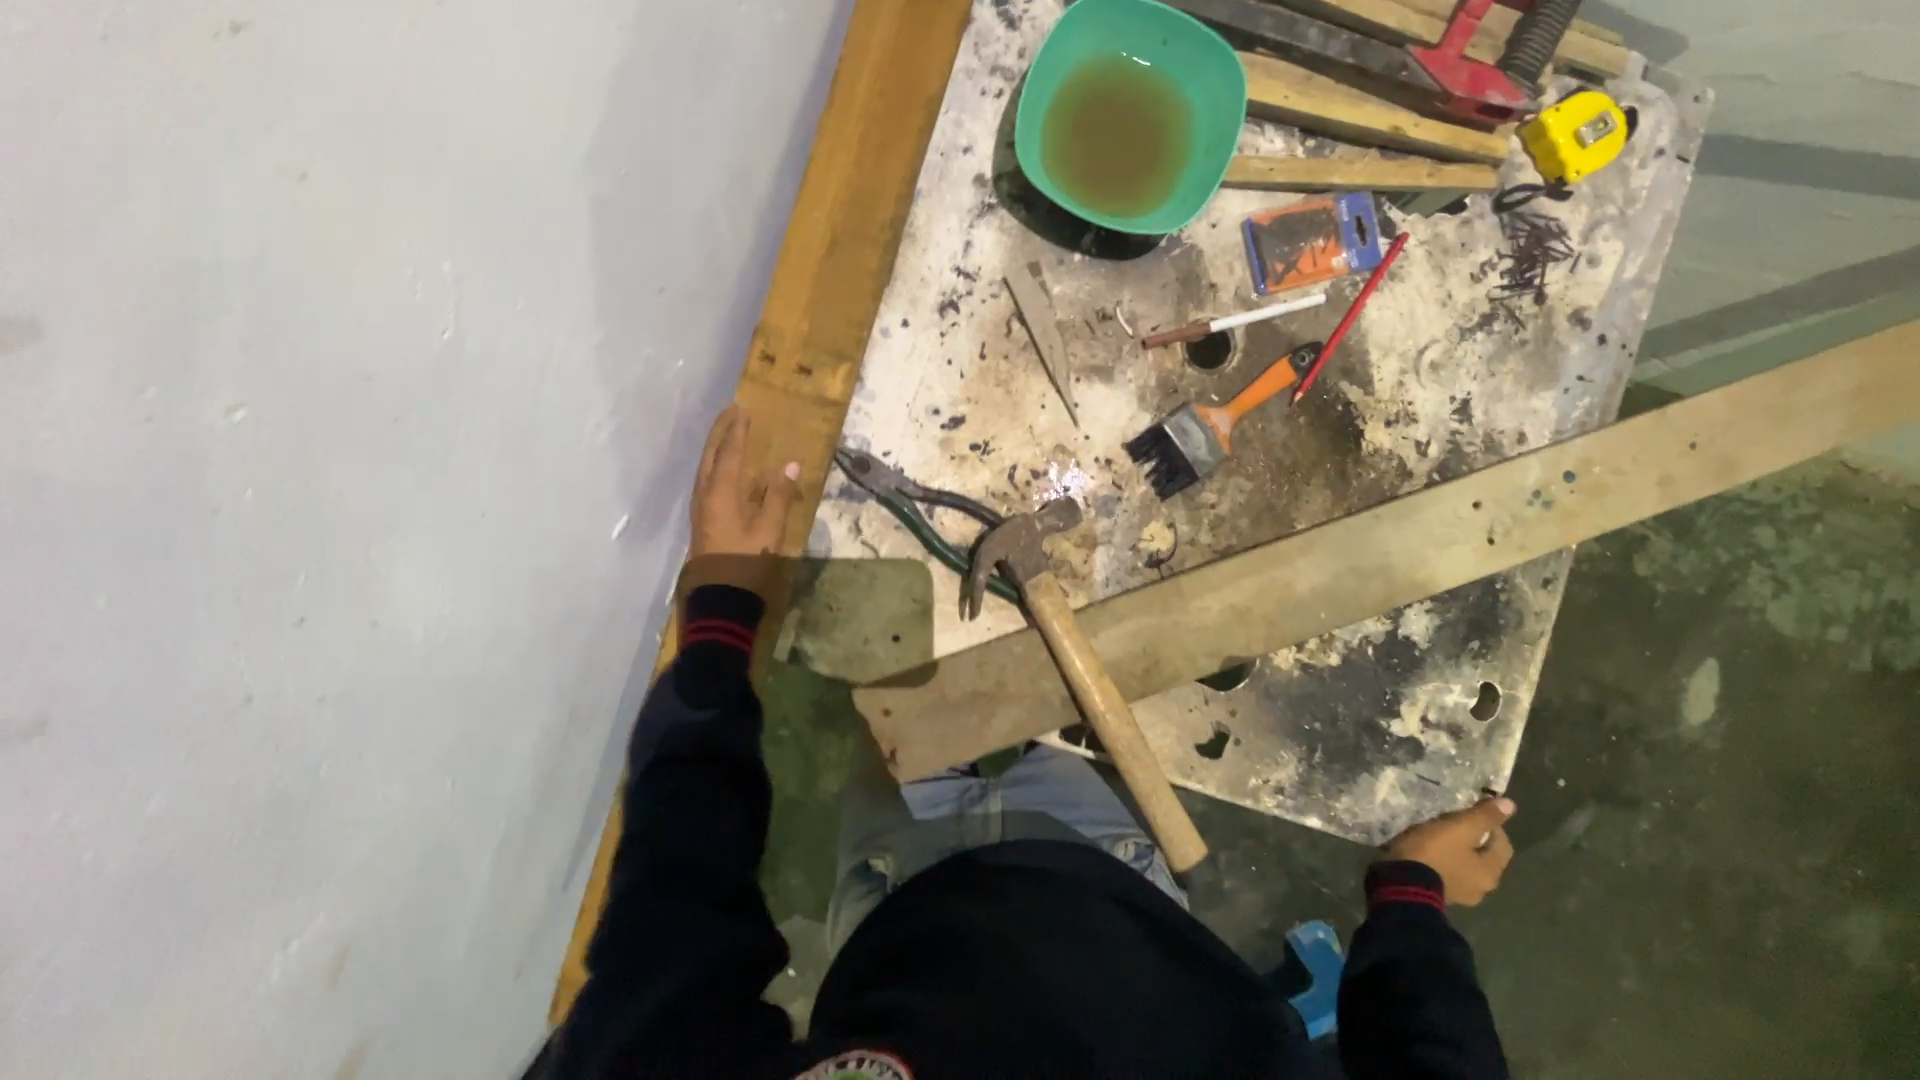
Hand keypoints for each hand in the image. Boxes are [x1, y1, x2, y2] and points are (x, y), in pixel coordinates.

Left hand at [683, 406, 798, 598]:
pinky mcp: (702, 521)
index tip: (744, 411)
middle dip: (721, 434)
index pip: (731, 454)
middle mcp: (705, 495)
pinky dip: (716, 468)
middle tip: (731, 414)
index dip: (739, 432)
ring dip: (717, 450)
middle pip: (711, 456)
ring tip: (728, 436)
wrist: (719, 599)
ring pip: (706, 469)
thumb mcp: (769, 531)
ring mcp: (701, 509)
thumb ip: (779, 496)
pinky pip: (707, 482)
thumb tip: (790, 465)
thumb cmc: (746, 563)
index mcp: (721, 493)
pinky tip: (726, 472)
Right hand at [1381, 797, 1515, 907]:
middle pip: (1484, 857)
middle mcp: (1482, 888)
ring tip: (1436, 838)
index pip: (1502, 844)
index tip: (1470, 811)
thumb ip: (1484, 817)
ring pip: (1465, 866)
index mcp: (1491, 872)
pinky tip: (1427, 854)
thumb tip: (1510, 804)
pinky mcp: (1439, 896)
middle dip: (1472, 840)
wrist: (1400, 883)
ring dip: (1456, 853)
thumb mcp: (1459, 828)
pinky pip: (1447, 874)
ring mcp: (1460, 895)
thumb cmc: (1434, 853)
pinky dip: (1442, 863)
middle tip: (1452, 824)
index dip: (1490, 824)